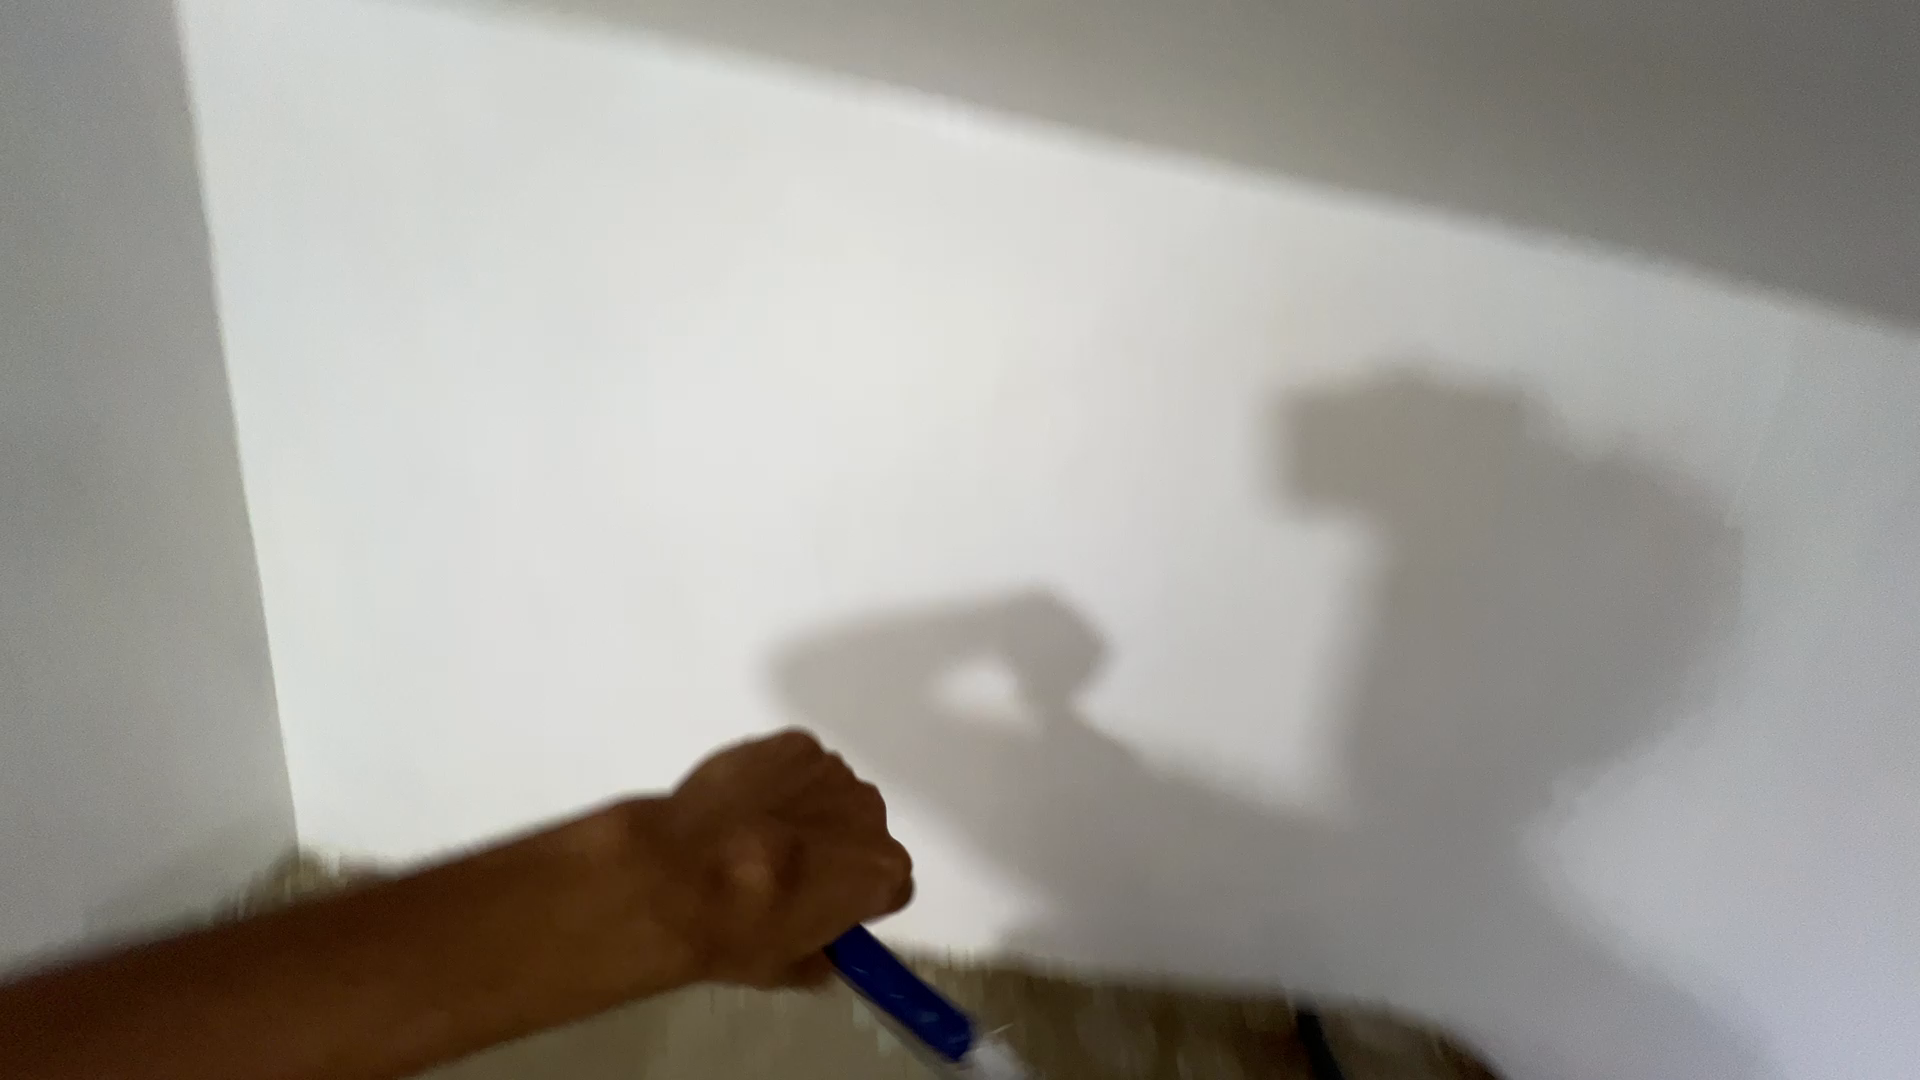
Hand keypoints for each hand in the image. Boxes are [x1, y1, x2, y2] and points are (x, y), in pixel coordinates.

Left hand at [651, 729, 913, 987]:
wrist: (680, 871)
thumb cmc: (741, 929)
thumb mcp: (787, 967)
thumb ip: (822, 953)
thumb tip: (824, 950)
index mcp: (883, 870)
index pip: (889, 884)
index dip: (856, 895)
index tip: (823, 904)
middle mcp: (870, 812)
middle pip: (861, 829)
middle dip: (832, 844)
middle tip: (784, 868)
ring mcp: (833, 771)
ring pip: (828, 791)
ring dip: (803, 807)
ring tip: (752, 830)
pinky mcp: (796, 743)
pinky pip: (796, 762)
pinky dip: (775, 777)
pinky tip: (740, 801)